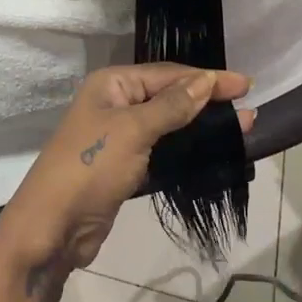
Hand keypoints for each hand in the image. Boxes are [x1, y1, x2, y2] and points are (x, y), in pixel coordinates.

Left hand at [0, 64, 253, 271]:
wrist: (53, 227)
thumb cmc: (90, 167)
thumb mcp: (133, 130)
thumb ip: (172, 106)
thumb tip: (205, 80)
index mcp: (112, 84)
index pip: (168, 74)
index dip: (206, 78)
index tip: (245, 84)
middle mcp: (115, 103)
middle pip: (169, 96)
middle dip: (207, 100)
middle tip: (248, 106)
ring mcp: (120, 136)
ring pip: (169, 124)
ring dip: (201, 126)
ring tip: (239, 128)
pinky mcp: (126, 167)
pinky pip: (163, 150)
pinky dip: (187, 150)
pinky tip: (212, 152)